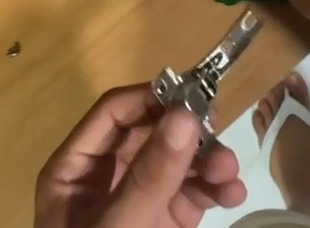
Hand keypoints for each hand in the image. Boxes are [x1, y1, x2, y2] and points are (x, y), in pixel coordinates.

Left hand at [34, 85, 246, 227]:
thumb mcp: (117, 227)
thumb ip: (150, 175)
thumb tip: (186, 114)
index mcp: (76, 169)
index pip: (116, 113)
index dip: (153, 98)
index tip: (194, 94)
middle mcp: (108, 178)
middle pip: (153, 133)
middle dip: (189, 132)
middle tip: (221, 129)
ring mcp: (138, 202)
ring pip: (178, 161)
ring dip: (208, 160)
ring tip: (230, 170)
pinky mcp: (164, 226)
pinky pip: (191, 195)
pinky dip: (214, 189)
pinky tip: (232, 192)